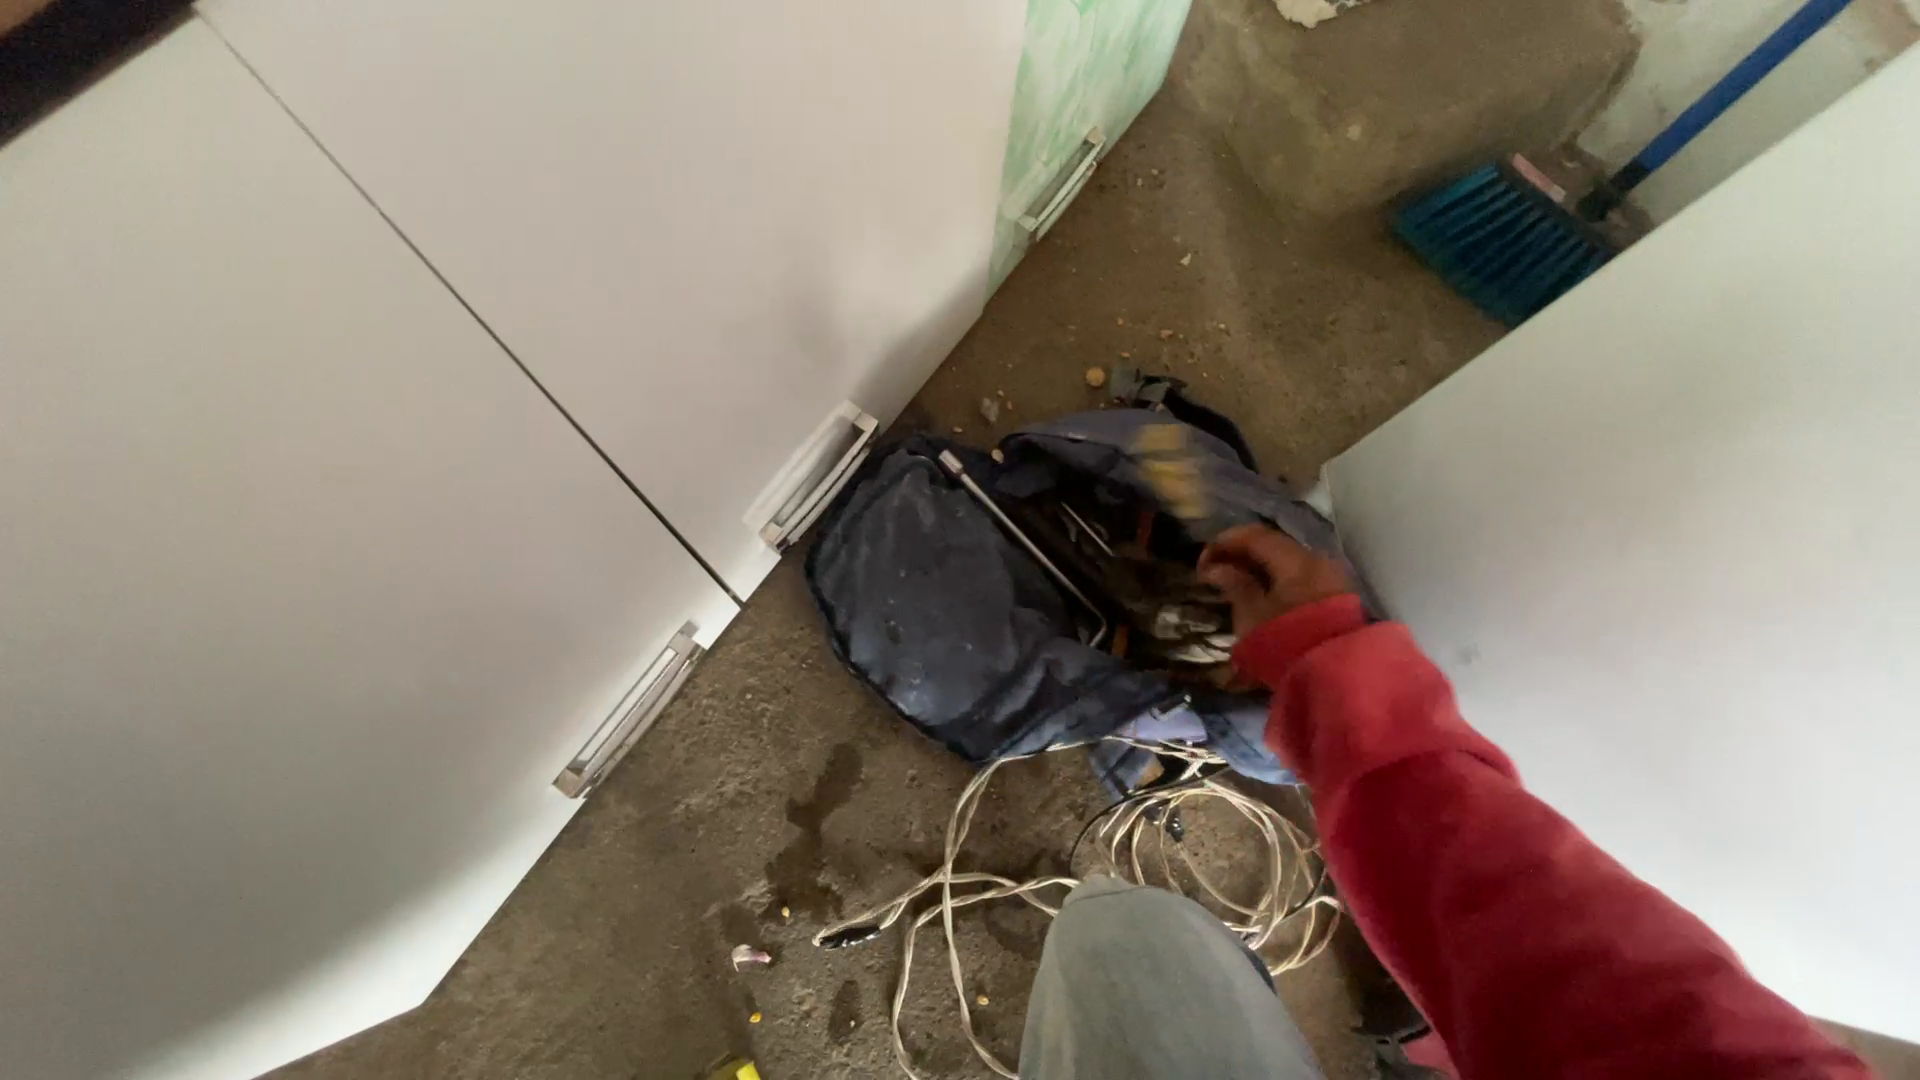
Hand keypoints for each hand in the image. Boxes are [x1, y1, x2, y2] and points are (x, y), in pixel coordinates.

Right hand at [1198, 525, 1352, 636]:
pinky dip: (1276, 579)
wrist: (1337, 676)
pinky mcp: (1336, 597)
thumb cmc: (1287, 642)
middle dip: (1240, 554)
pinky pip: (1299, 577)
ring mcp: (1330, 578)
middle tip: (1215, 571)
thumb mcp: (1252, 615)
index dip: (1223, 543)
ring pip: (1286, 561)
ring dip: (1258, 568)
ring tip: (1235, 585)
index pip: (1254, 536)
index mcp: (1295, 559)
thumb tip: (1216, 568)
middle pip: (1272, 545)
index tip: (1202, 563)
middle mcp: (1316, 560)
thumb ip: (1235, 586)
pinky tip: (1260, 594)